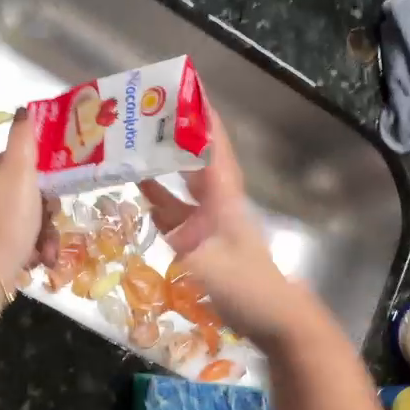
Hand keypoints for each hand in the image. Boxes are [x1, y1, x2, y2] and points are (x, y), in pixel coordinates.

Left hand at [0, 108, 48, 286]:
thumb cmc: (7, 218)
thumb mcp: (19, 171)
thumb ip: (23, 139)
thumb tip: (24, 110)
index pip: (23, 160)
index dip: (44, 175)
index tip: (55, 189)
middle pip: (31, 192)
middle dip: (47, 212)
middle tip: (51, 222)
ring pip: (31, 218)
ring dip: (46, 234)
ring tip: (47, 251)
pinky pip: (24, 239)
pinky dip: (35, 249)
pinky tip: (39, 259)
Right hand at [137, 112, 324, 348]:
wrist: (275, 320)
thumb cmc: (247, 289)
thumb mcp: (209, 264)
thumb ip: (182, 236)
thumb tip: (155, 213)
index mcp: (224, 201)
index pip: (212, 150)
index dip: (201, 120)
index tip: (188, 89)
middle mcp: (217, 206)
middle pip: (196, 162)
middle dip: (176, 136)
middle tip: (148, 113)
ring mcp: (210, 226)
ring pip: (184, 188)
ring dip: (163, 168)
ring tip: (133, 147)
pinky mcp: (204, 246)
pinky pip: (177, 216)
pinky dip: (159, 203)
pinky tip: (140, 196)